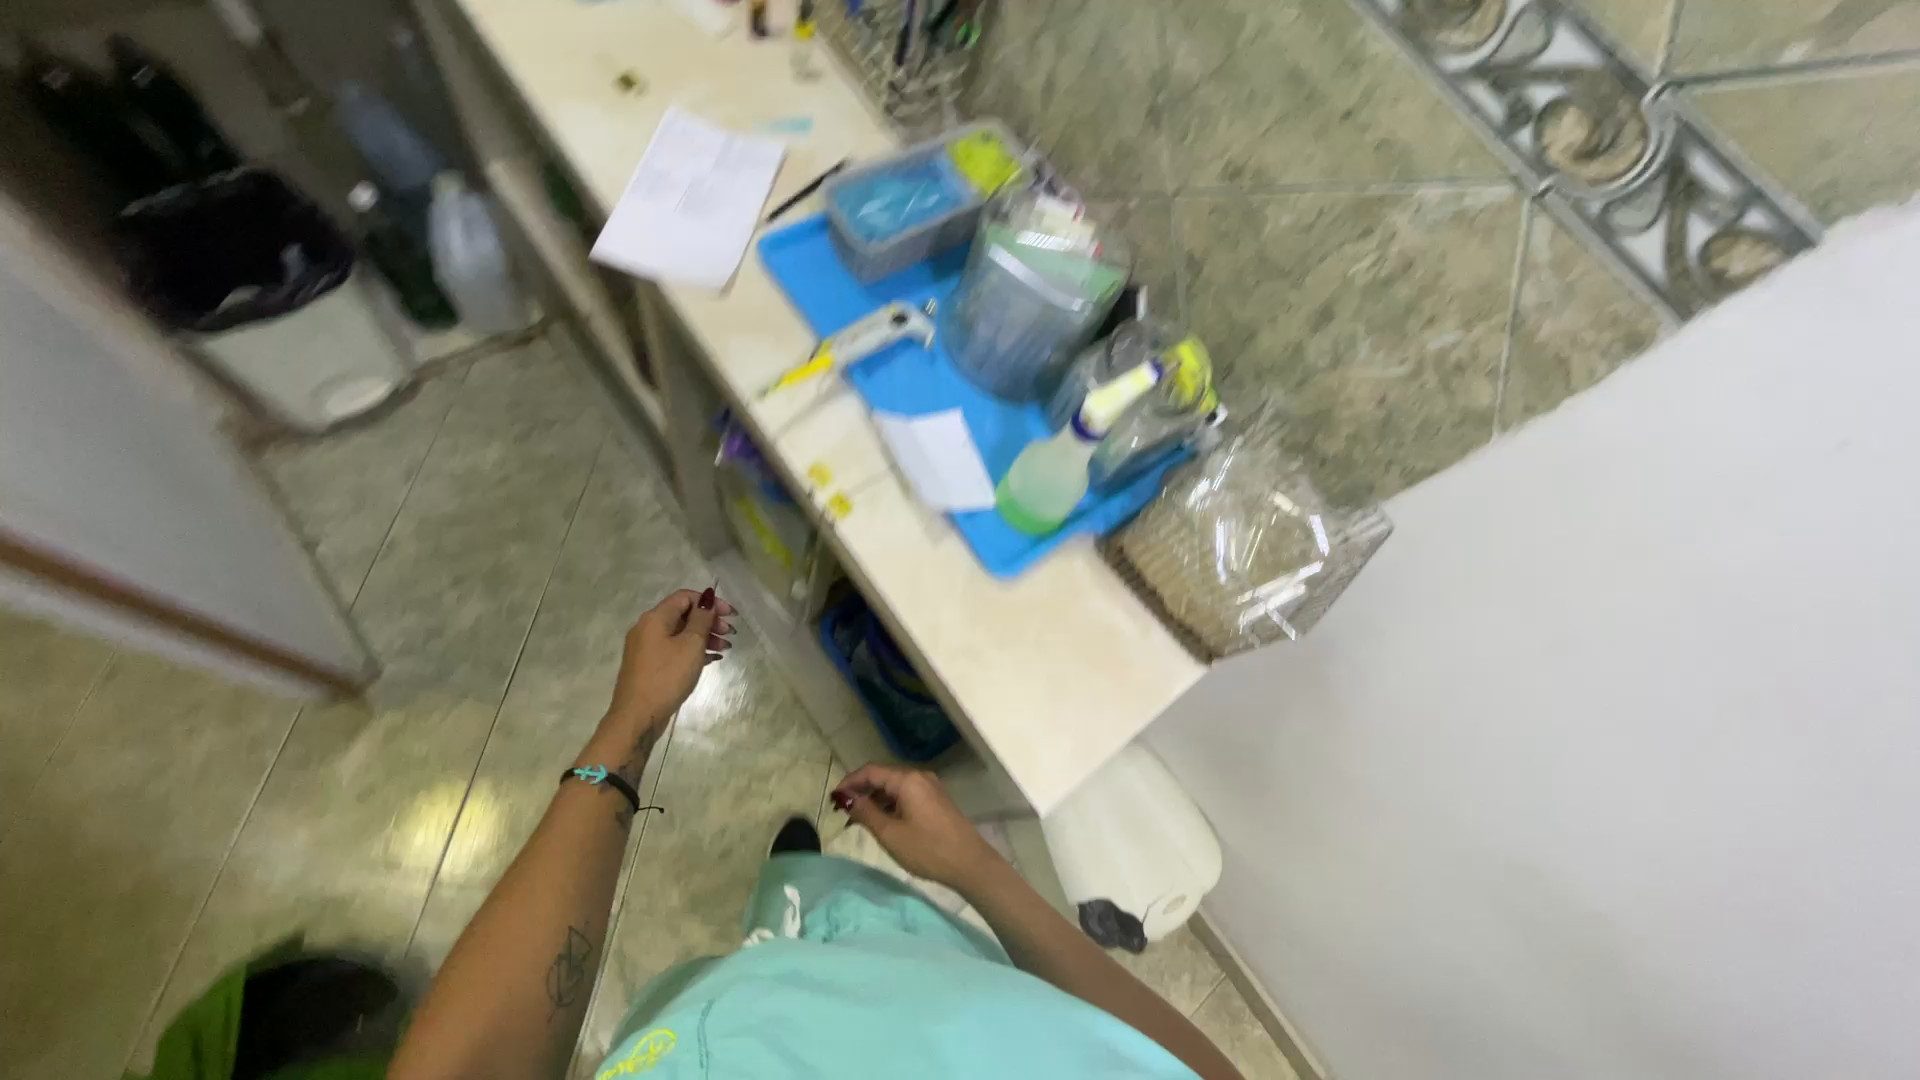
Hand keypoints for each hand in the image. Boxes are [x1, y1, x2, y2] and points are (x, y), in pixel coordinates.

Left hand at [606, 587, 735, 729]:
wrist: (637, 716)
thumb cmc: (667, 677)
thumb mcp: (691, 645)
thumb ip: (701, 619)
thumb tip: (708, 598)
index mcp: (655, 618)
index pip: (685, 597)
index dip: (710, 602)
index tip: (730, 615)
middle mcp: (647, 628)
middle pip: (683, 614)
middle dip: (709, 620)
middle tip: (731, 633)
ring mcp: (647, 648)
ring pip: (680, 633)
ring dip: (704, 636)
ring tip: (725, 648)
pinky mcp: (649, 665)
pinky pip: (675, 649)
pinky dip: (693, 650)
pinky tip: (712, 659)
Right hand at [831, 764, 1006, 892]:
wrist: (969, 863)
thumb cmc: (927, 849)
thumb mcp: (890, 833)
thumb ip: (866, 812)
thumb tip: (846, 798)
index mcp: (907, 779)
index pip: (870, 771)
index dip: (849, 782)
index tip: (833, 799)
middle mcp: (919, 776)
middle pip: (882, 776)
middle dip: (861, 791)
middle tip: (842, 811)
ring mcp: (930, 787)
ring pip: (894, 786)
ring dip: (875, 798)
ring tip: (858, 819)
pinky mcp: (935, 799)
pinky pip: (906, 794)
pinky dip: (890, 803)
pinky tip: (881, 820)